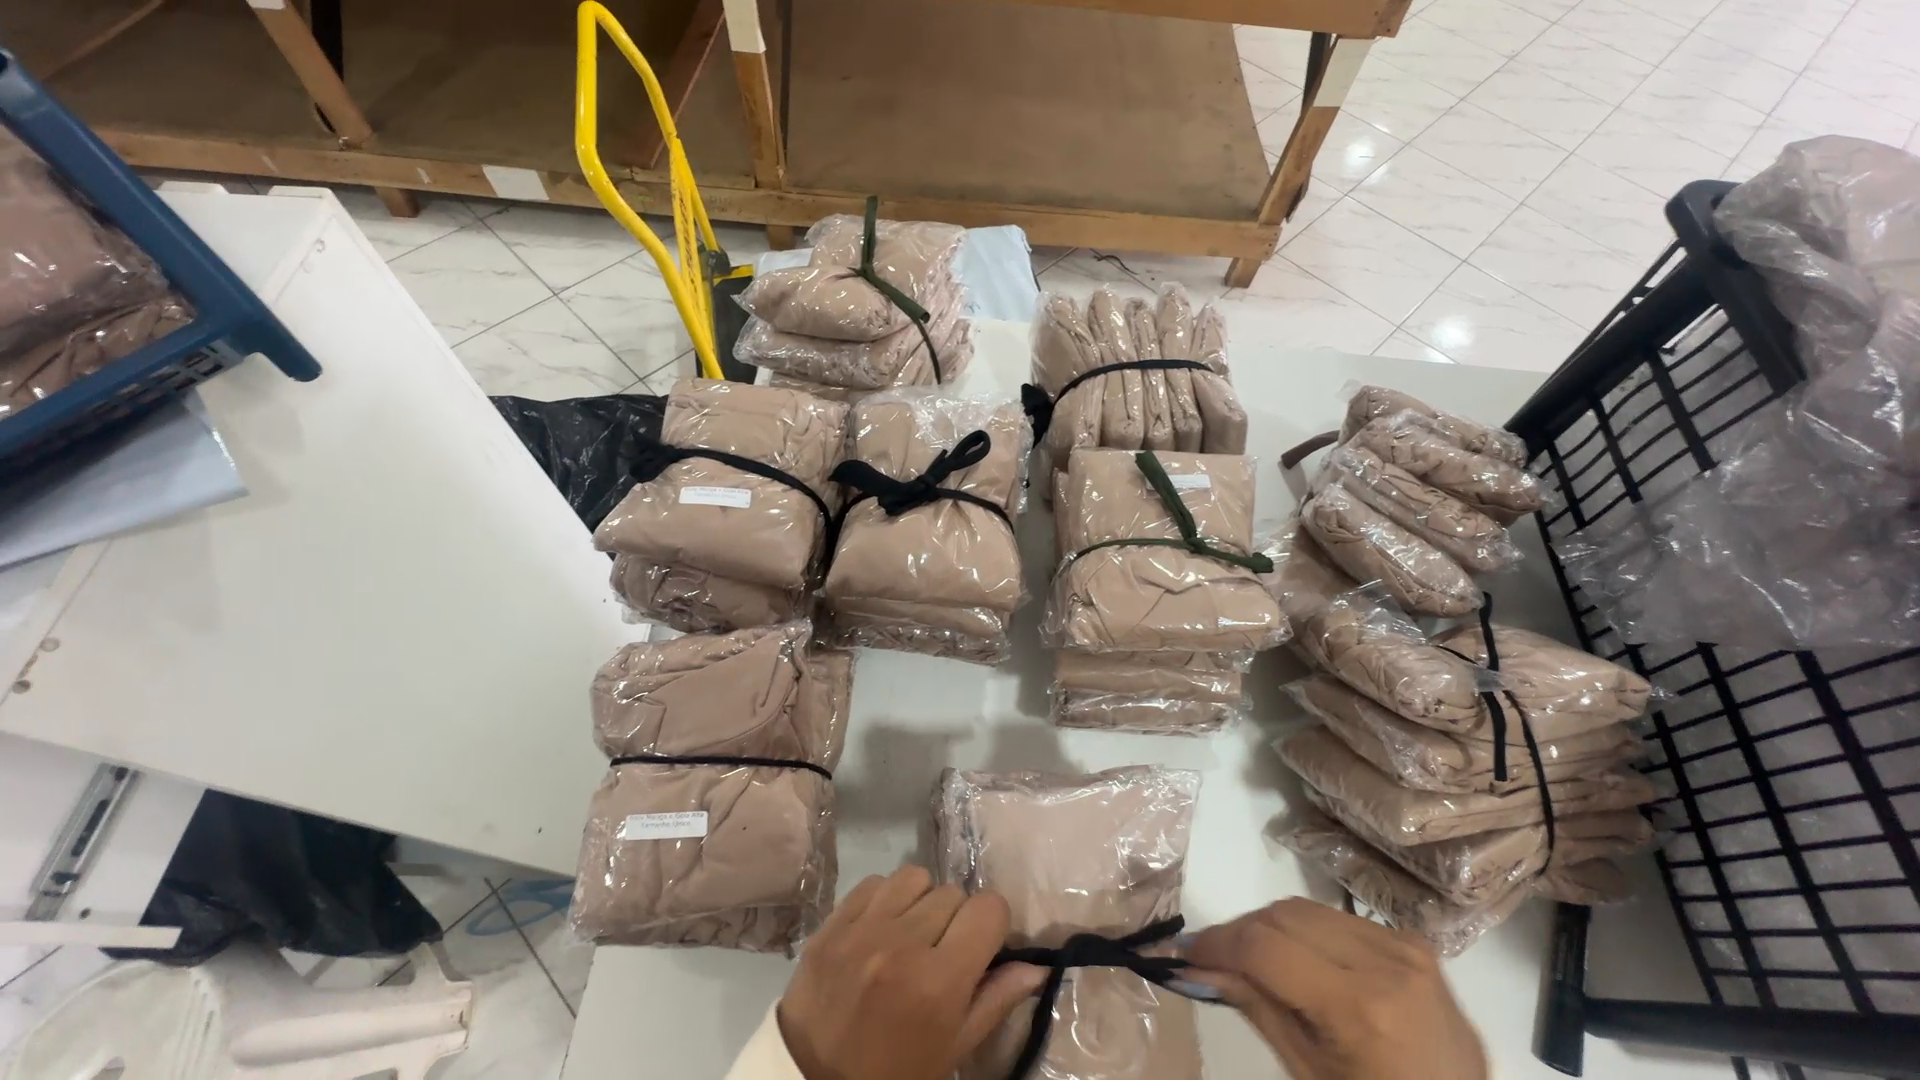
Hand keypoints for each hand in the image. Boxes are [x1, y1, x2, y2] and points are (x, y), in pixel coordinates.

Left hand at [778, 866, 1047, 1079]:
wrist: (810, 1079)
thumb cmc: (893, 1073)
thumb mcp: (952, 1050)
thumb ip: (995, 1000)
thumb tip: (1037, 965)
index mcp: (938, 982)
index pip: (989, 908)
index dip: (993, 926)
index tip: (983, 947)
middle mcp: (902, 943)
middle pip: (954, 893)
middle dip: (957, 919)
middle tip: (943, 952)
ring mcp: (862, 928)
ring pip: (916, 877)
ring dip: (922, 901)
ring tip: (911, 934)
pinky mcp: (833, 922)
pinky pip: (876, 882)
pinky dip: (886, 899)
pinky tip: (881, 929)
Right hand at [1185, 898, 1485, 1079]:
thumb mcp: (1309, 1073)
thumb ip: (1255, 1007)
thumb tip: (1198, 966)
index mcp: (1361, 1008)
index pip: (1264, 948)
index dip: (1216, 944)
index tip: (1185, 954)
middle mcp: (1386, 963)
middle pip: (1282, 917)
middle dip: (1239, 934)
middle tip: (1214, 961)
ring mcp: (1406, 947)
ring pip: (1306, 909)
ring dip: (1269, 928)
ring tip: (1254, 961)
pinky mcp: (1416, 942)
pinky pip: (1339, 919)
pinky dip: (1307, 932)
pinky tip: (1301, 962)